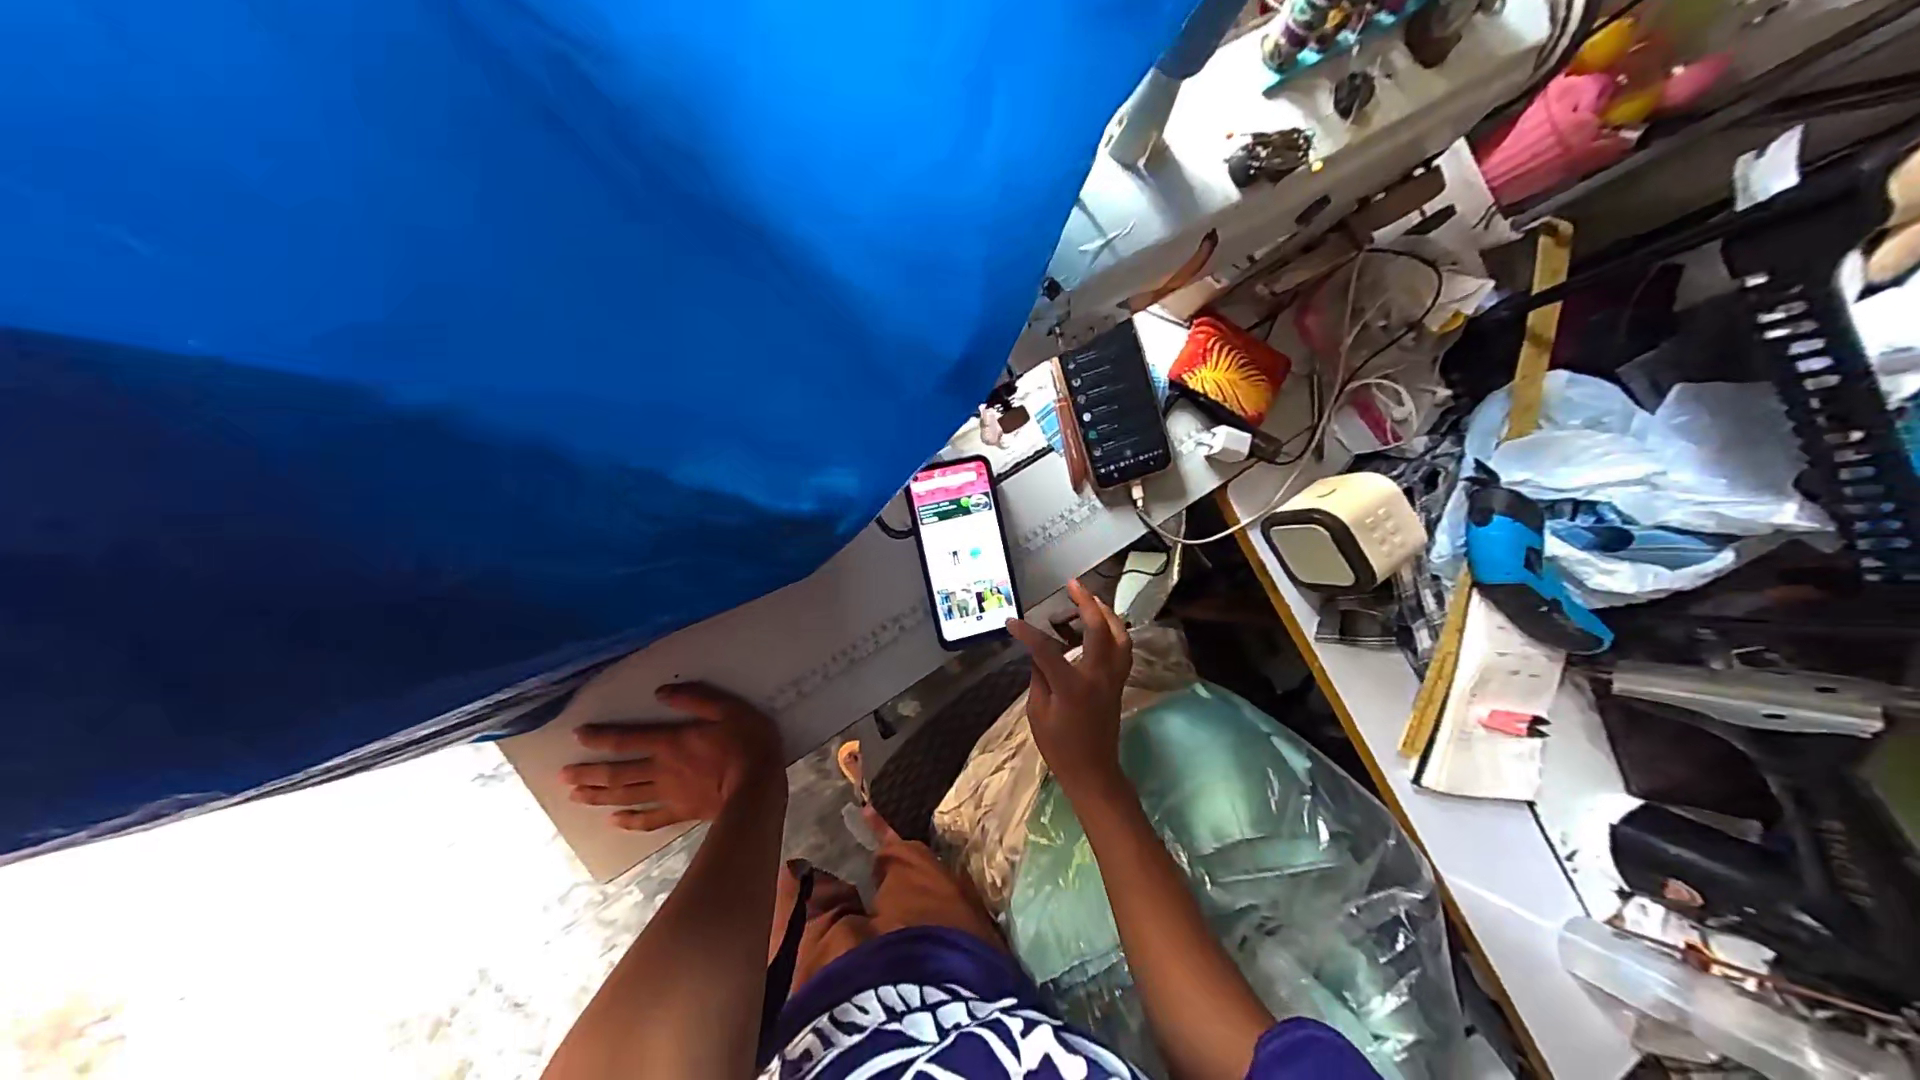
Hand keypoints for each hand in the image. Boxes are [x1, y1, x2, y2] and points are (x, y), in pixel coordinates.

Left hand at [561, 682, 784, 829]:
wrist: (758, 787)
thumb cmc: (747, 743)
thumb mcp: (728, 709)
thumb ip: (695, 699)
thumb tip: (660, 693)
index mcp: (670, 742)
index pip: (627, 739)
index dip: (600, 737)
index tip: (577, 736)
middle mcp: (661, 769)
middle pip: (618, 772)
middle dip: (588, 772)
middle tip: (562, 776)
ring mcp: (669, 794)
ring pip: (626, 795)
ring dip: (598, 795)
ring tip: (575, 796)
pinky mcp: (681, 812)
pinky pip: (649, 819)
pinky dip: (629, 821)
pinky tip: (614, 821)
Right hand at [1007, 579, 1133, 800]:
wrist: (1093, 771)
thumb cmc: (1060, 747)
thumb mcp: (1037, 713)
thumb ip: (1038, 677)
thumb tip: (1038, 653)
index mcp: (1072, 686)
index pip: (1047, 649)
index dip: (1028, 633)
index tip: (1012, 622)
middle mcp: (1098, 676)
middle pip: (1098, 629)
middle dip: (1086, 602)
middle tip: (1072, 585)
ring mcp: (1113, 678)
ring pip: (1119, 635)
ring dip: (1106, 612)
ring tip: (1090, 598)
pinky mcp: (1119, 682)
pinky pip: (1123, 648)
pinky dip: (1114, 630)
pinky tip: (1102, 623)